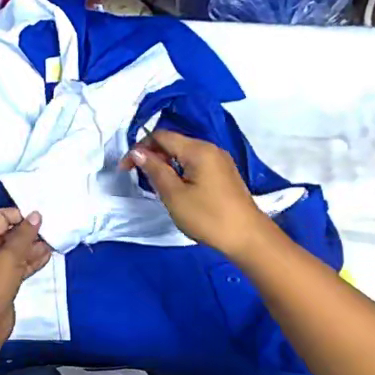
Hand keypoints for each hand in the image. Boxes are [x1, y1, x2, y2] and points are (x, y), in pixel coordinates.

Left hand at [0, 208, 52, 362]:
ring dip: (34, 245)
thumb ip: (23, 235)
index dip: (19, 215)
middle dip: (30, 230)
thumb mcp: (9, 257)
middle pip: (11, 233)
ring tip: (55, 240)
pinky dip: (33, 260)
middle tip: (52, 228)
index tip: (41, 218)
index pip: (1, 217)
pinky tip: (48, 255)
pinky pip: (21, 265)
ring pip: (18, 250)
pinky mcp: (7, 282)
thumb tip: (36, 215)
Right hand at [121, 129, 272, 258]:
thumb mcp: (174, 195)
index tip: (126, 168)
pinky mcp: (224, 174)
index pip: (161, 136)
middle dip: (152, 155)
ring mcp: (219, 161)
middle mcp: (210, 149)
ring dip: (165, 164)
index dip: (140, 148)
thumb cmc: (208, 217)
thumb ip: (155, 170)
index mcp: (198, 150)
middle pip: (173, 143)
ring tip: (155, 184)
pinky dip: (180, 170)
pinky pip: (195, 163)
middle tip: (138, 177)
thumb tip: (138, 152)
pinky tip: (176, 188)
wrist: (248, 238)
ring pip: (184, 153)